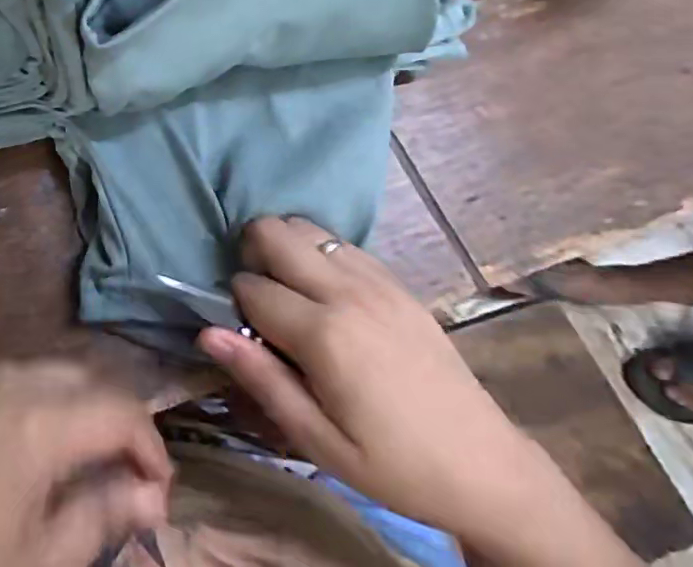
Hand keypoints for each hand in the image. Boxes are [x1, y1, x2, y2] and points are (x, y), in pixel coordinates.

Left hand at [0, 361, 172, 566]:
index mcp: (37, 417)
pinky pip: (21, 385)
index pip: (120, 410)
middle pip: (90, 381)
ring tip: (95, 468)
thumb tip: (152, 494)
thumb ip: (102, 514)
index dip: (152, 448)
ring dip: (86, 412)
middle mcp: (11, 381)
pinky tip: (48, 455)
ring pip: (57, 377)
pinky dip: (50, 408)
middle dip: (121, 424)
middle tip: (133, 483)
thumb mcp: (39, 560)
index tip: (162, 495)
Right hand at [199, 217, 639, 565]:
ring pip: (305, 226)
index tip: (247, 332)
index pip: (249, 286)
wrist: (485, 465)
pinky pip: (341, 242)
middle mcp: (346, 290)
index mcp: (323, 334)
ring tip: (290, 291)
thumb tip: (207, 333)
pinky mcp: (396, 280)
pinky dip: (318, 252)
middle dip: (251, 254)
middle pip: (272, 232)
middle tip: (260, 299)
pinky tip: (326, 291)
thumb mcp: (317, 439)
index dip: (236, 305)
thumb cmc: (392, 464)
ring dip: (284, 247)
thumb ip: (261, 379)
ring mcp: (375, 279)